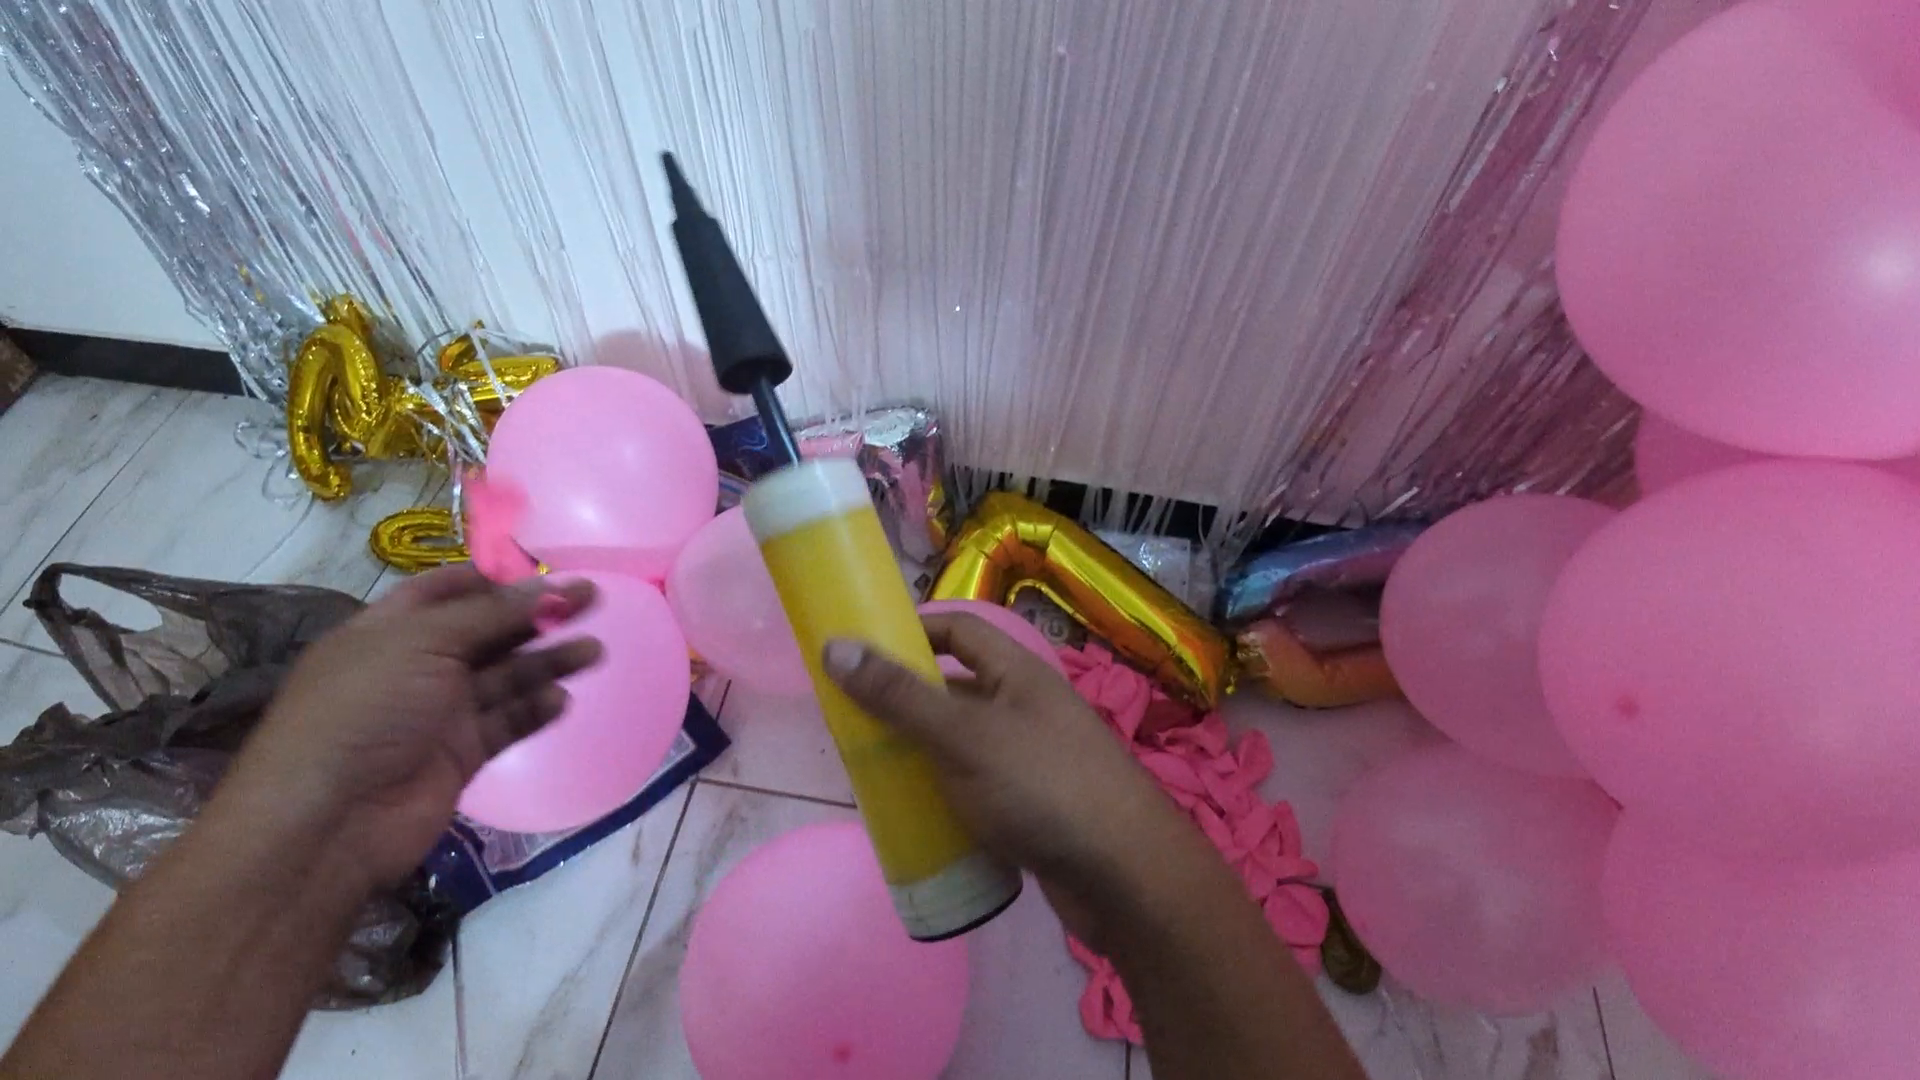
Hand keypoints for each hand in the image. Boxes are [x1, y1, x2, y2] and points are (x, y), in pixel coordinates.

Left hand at [224, 566, 601, 886]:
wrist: (331, 820)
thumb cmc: (364, 711)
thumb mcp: (423, 643)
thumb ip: (492, 614)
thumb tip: (550, 586)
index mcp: (390, 631)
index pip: (446, 591)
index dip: (495, 578)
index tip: (547, 571)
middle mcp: (416, 666)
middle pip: (488, 631)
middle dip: (538, 615)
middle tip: (591, 600)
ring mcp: (440, 712)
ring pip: (507, 676)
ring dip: (549, 661)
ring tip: (594, 651)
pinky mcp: (463, 753)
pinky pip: (508, 722)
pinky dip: (535, 709)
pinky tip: (560, 701)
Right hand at [824, 614, 1192, 941]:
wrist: (1125, 878)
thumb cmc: (1043, 787)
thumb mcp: (965, 736)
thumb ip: (901, 696)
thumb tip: (836, 645)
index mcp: (1018, 674)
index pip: (960, 631)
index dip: (914, 632)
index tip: (862, 651)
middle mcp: (1026, 708)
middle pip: (956, 690)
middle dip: (907, 702)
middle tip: (853, 721)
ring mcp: (1030, 760)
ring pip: (963, 744)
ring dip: (922, 753)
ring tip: (871, 771)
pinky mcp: (1030, 808)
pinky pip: (975, 788)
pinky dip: (945, 794)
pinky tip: (914, 816)